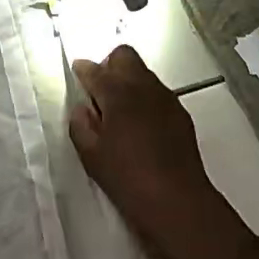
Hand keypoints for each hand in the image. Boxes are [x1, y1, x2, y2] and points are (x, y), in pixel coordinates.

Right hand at [69, 46, 258, 258]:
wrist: (179, 203)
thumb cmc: (128, 179)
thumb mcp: (91, 155)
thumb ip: (80, 124)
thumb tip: (82, 108)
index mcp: (116, 92)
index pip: (93, 68)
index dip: (82, 71)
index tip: (78, 81)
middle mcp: (142, 85)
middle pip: (123, 55)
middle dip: (109, 66)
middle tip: (101, 93)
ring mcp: (165, 97)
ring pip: (143, 72)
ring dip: (129, 81)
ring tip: (122, 111)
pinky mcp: (181, 113)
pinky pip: (158, 92)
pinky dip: (146, 98)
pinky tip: (143, 126)